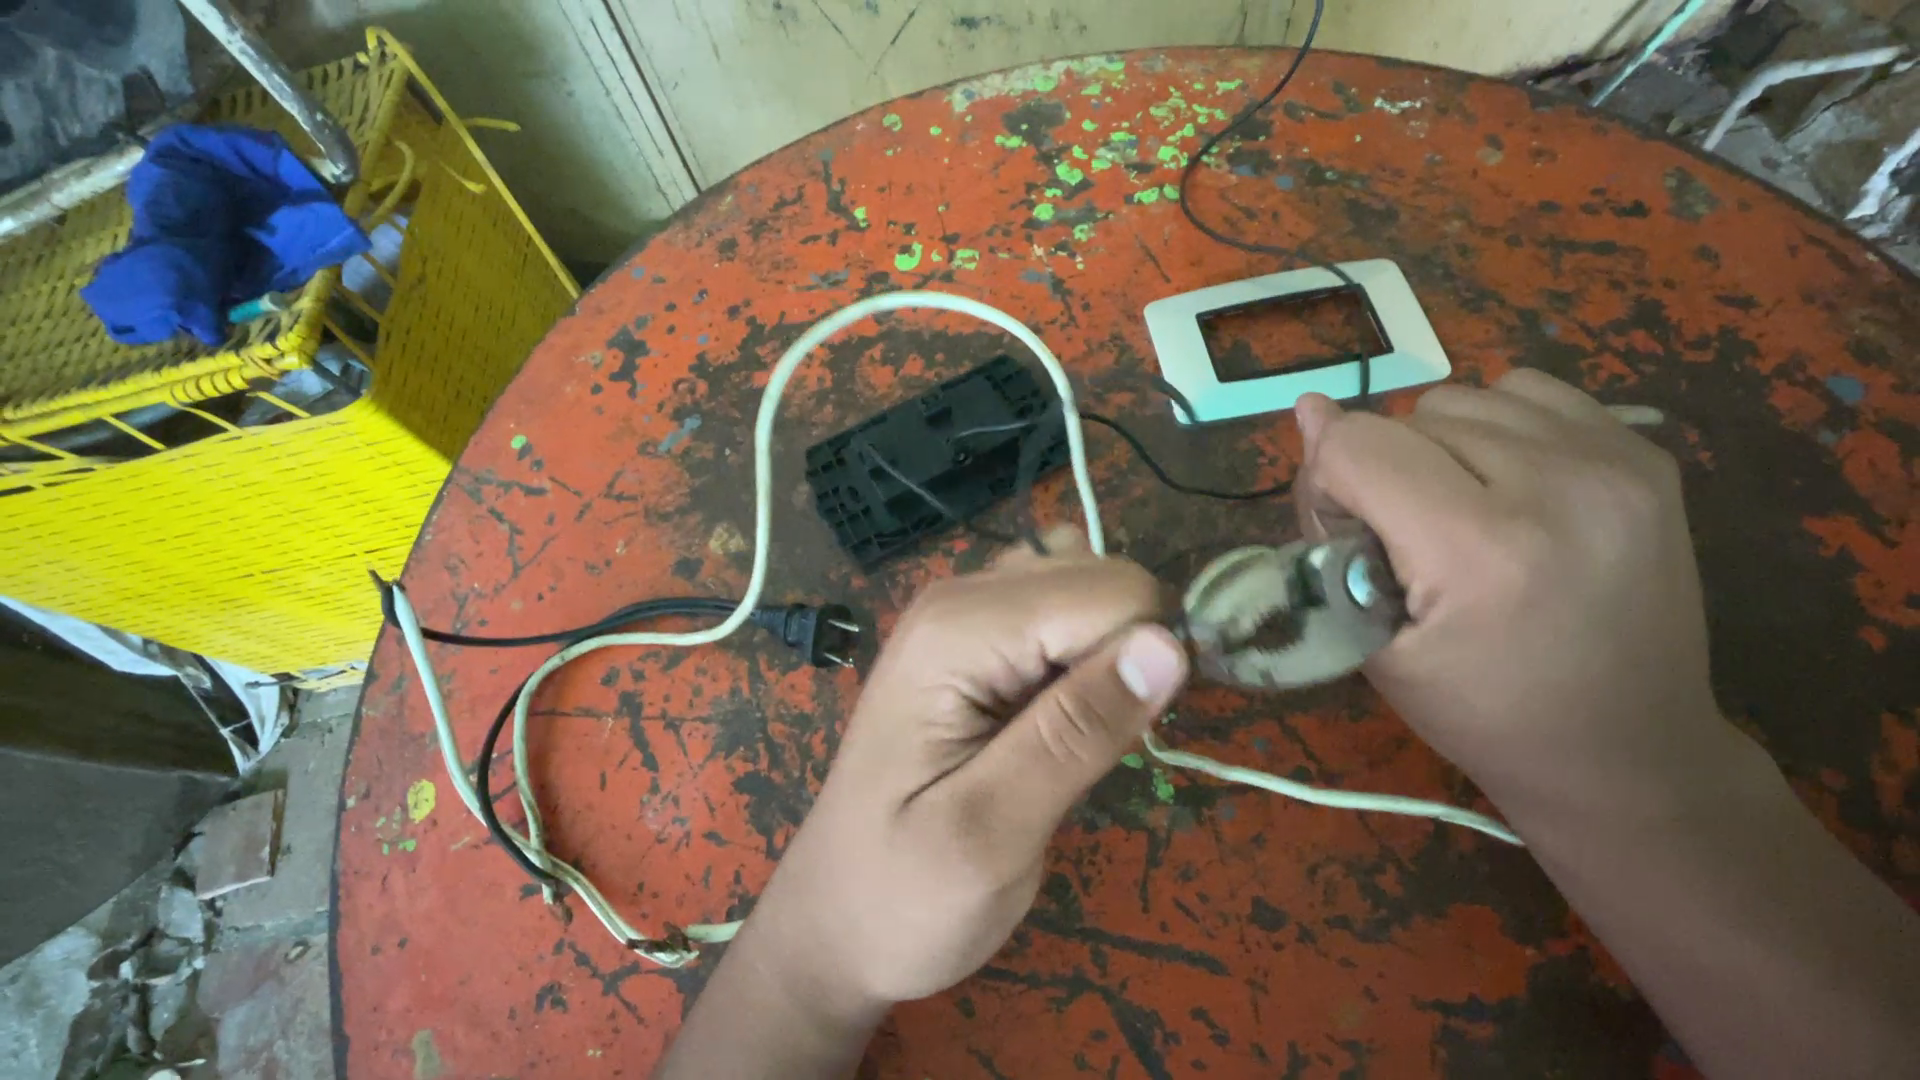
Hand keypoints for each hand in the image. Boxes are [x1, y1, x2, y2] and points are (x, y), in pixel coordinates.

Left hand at [736, 529, 1187, 1007]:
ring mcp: (965, 616)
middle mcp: (961, 599)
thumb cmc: (903, 893)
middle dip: (1129, 655)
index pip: (1109, 593)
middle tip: (1094, 748)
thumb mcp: (993, 831)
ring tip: (1073, 736)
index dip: (1144, 661)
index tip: (1128, 740)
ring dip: (1109, 657)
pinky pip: (1062, 616)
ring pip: (1089, 592)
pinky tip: (1058, 717)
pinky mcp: (977, 643)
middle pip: (1102, 581)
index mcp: (959, 630)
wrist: (837, 921)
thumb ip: (1076, 735)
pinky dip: (1084, 658)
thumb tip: (1170, 645)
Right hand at [1295, 370, 1725, 814]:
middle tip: (1404, 540)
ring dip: (1435, 445)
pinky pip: (1527, 391)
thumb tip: (1307, 412)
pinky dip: (1494, 425)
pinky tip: (1505, 483)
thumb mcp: (1374, 642)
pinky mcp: (1645, 452)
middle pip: (1407, 418)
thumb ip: (1331, 528)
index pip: (1355, 446)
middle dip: (1380, 468)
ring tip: (1457, 510)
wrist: (1628, 750)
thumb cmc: (1481, 713)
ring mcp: (1612, 461)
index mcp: (1478, 549)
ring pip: (1462, 397)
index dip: (1327, 484)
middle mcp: (1554, 485)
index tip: (1347, 537)